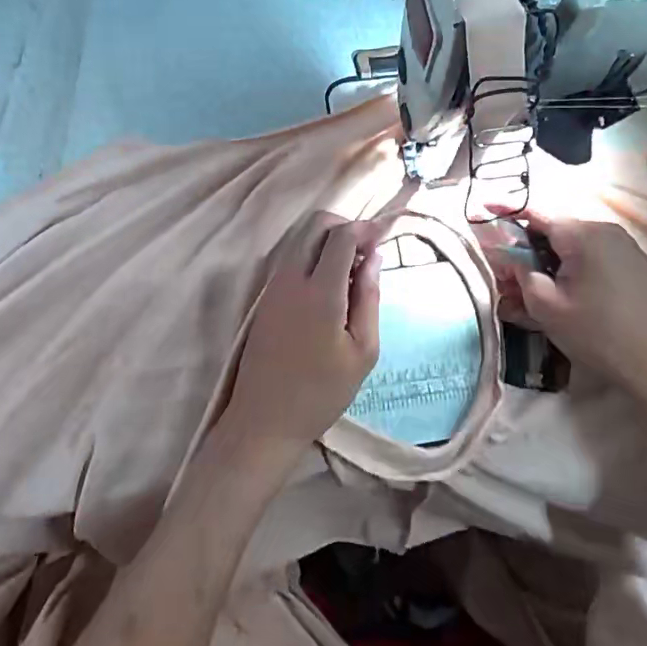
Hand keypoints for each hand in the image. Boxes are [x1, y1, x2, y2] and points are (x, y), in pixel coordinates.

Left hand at [223, 212, 383, 451]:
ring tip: (352, 272)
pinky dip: (313, 255)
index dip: (365, 229)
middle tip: (367, 252)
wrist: (263, 421)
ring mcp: (274, 286)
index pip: (341, 236)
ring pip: (301, 238)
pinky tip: (330, 286)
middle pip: (316, 225)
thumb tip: (374, 257)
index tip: (383, 237)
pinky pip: (292, 257)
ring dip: (328, 240)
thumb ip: (370, 298)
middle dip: (344, 226)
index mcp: (321, 293)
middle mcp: (292, 280)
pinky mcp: (265, 296)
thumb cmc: (322, 392)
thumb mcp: (363, 352)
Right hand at [502, 209, 646, 396]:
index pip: (537, 212)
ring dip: (550, 256)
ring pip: (575, 242)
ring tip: (531, 281)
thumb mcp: (546, 306)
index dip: (507, 209)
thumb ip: (521, 272)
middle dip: (528, 243)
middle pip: (556, 228)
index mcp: (584, 234)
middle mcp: (607, 230)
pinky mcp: (634, 264)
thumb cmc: (595, 334)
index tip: (484, 206)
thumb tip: (509, 255)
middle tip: (505, 265)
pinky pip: (594, 254)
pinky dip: (573, 264)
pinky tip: (562, 287)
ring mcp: (625, 246)